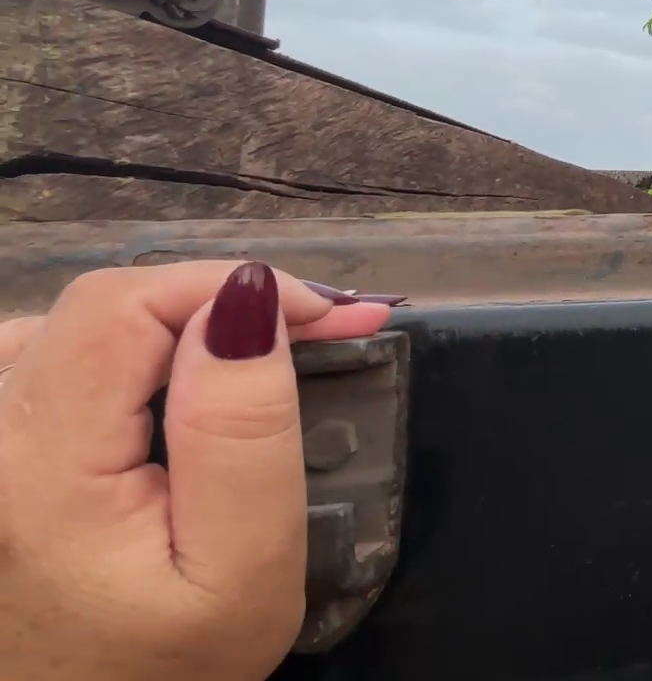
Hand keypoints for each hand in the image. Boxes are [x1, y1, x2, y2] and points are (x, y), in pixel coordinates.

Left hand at [0, 261, 394, 680]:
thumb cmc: (180, 656)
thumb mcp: (248, 555)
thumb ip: (243, 429)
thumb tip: (249, 305)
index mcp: (38, 475)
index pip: (121, 309)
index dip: (236, 286)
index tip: (331, 317)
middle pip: (101, 309)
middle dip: (230, 298)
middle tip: (334, 325)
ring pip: (77, 327)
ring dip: (190, 317)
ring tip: (277, 342)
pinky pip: (54, 361)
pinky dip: (143, 344)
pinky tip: (193, 369)